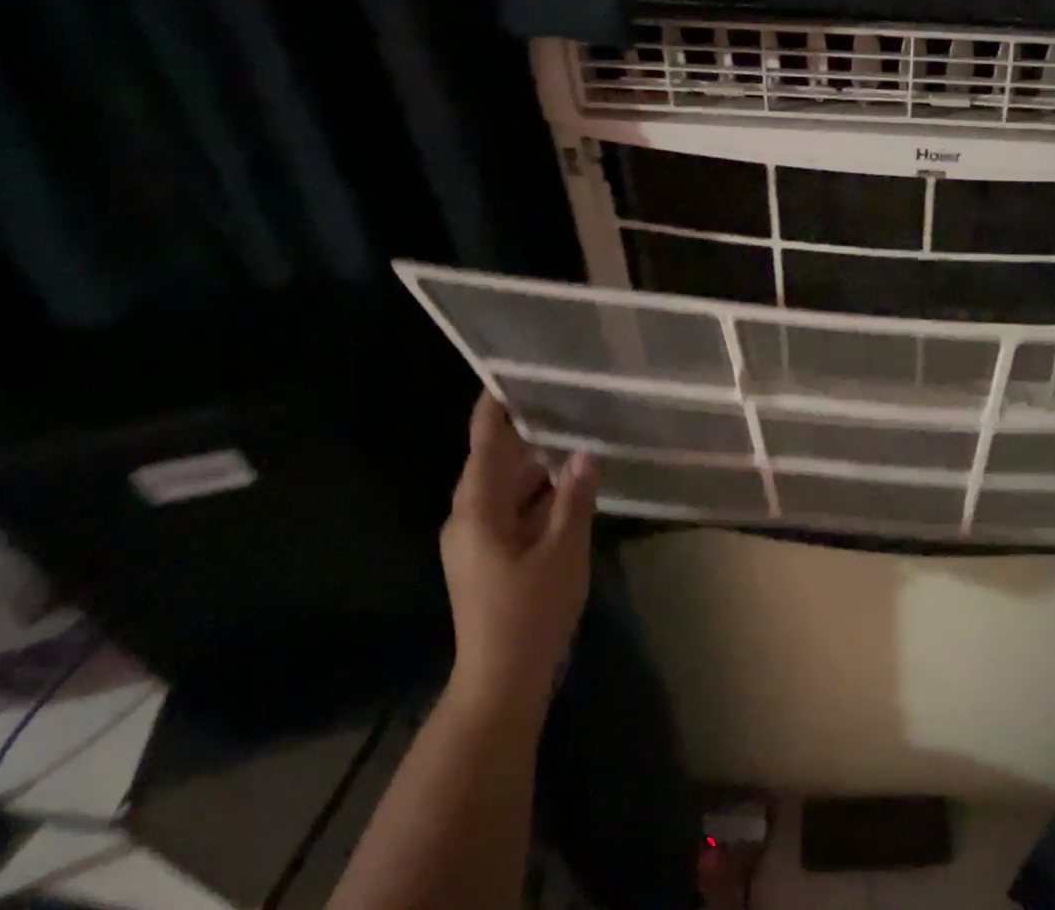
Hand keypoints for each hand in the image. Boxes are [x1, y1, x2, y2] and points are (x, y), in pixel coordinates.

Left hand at [439, 392, 600, 714]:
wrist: (502, 678)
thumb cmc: (530, 611)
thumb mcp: (562, 551)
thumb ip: (573, 499)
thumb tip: (585, 454)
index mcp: (477, 511)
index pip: (485, 446)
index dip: (495, 410)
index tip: (507, 375)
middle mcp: (469, 519)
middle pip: (495, 466)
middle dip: (525, 437)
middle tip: (559, 401)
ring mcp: (478, 543)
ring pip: (506, 492)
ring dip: (535, 469)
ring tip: (572, 436)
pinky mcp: (491, 561)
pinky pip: (513, 515)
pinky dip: (537, 499)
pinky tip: (567, 490)